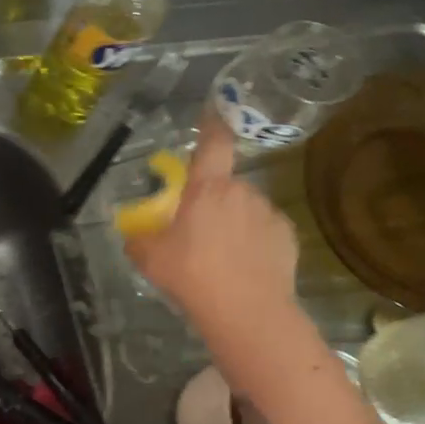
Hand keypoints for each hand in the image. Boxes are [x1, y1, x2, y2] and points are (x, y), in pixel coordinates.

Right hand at [124, 110, 297, 332]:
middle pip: (223, 187)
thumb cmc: (192, 276)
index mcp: (207, 189)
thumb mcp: (148, 259)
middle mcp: (242, 192)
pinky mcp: (288, 238)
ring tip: (219, 258)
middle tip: (194, 233)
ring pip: (244, 210)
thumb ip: (139, 238)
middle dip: (210, 203)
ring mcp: (269, 214)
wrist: (246, 313)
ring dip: (232, 224)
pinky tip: (242, 269)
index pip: (212, 145)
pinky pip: (264, 232)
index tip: (213, 110)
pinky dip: (253, 243)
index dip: (211, 124)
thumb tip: (136, 234)